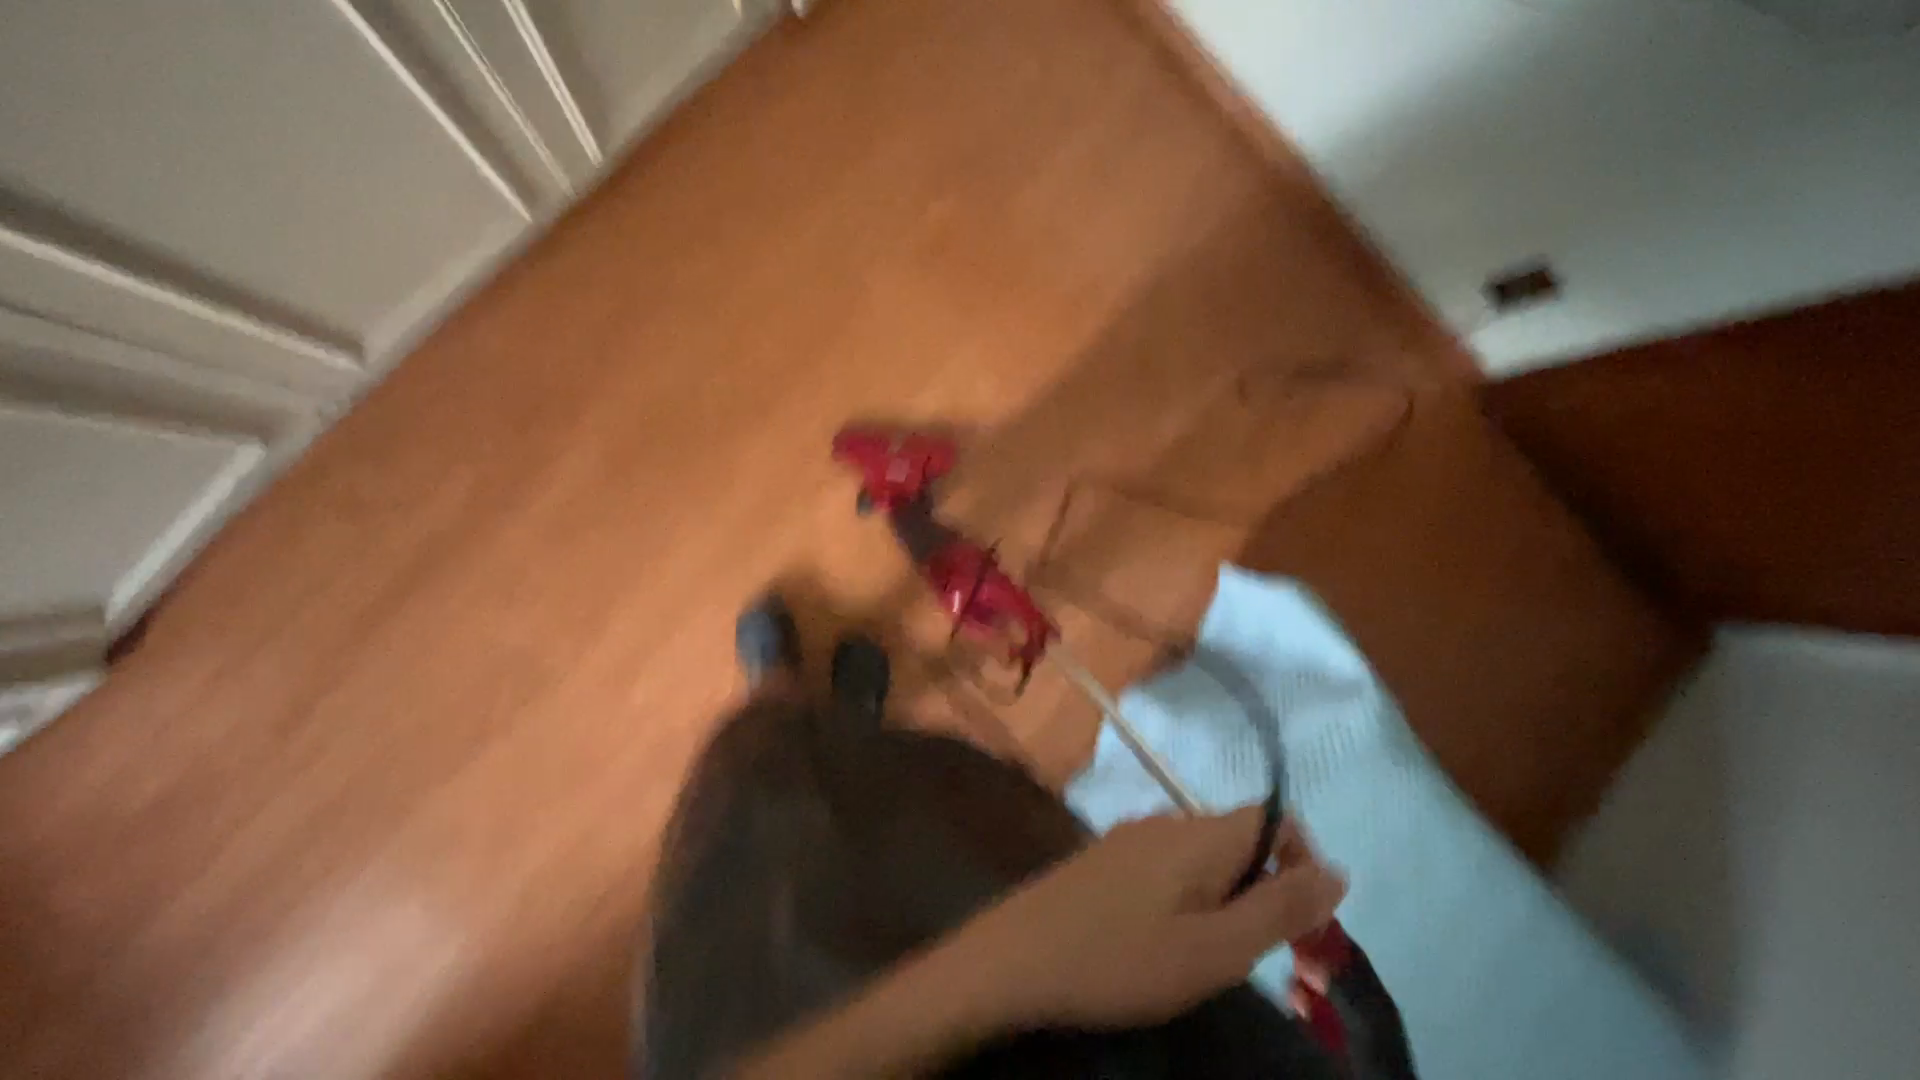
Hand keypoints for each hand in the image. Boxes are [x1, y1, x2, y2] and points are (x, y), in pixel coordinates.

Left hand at [946, 807, 1345, 1030]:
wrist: (1013, 959)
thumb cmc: (1122, 958)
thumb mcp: (1217, 949)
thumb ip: (1281, 908)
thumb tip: (1338, 869)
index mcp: (1201, 834)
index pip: (1275, 817)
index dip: (1303, 861)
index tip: (1300, 921)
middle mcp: (1166, 821)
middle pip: (1239, 837)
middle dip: (1264, 887)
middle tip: (1251, 951)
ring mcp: (1128, 837)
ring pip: (1202, 855)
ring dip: (1223, 897)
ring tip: (1205, 953)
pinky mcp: (1102, 859)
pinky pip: (1165, 866)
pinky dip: (1185, 897)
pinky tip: (1159, 940)